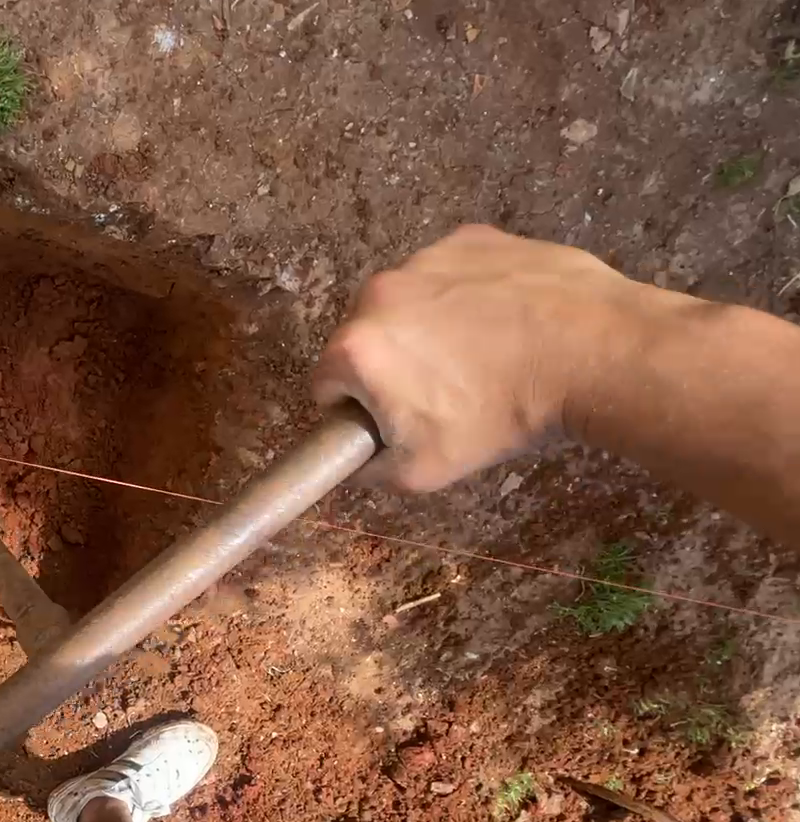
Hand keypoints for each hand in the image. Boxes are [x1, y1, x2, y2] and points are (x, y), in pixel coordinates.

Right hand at [312, 224, 687, 490]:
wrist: (606, 358)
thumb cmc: (502, 417)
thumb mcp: (418, 472)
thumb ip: (365, 469)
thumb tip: (353, 458)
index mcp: (352, 349)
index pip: (325, 385)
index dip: (355, 407)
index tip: (395, 415)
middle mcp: (375, 295)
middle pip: (359, 339)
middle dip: (386, 362)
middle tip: (439, 385)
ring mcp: (425, 260)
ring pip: (401, 304)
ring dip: (420, 325)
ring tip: (475, 348)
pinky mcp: (471, 238)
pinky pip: (446, 272)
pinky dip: (460, 292)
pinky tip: (497, 315)